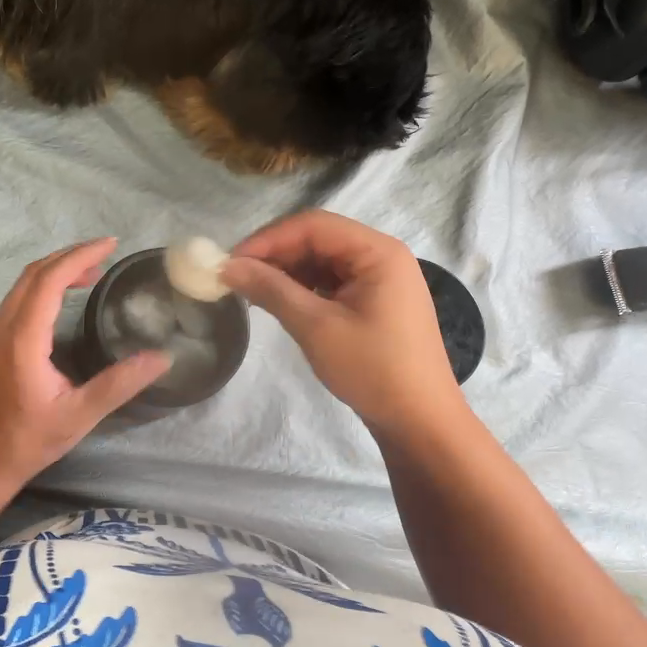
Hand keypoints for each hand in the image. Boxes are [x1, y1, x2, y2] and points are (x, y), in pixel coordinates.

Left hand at [0, 239, 171, 481]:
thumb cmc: (30, 440)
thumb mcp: (80, 415)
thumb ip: (119, 384)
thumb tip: (161, 358)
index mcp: (22, 339)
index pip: (49, 281)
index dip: (79, 256)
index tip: (110, 245)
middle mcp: (2, 329)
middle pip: (32, 275)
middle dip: (68, 256)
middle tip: (105, 253)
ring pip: (21, 286)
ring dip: (54, 271)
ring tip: (90, 271)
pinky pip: (17, 300)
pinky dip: (42, 287)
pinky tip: (64, 299)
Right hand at [220, 211, 462, 433]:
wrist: (419, 420)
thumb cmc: (372, 369)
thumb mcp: (316, 327)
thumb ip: (271, 290)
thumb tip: (226, 267)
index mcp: (378, 252)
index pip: (313, 226)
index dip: (268, 239)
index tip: (231, 263)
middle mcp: (382, 256)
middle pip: (317, 238)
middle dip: (274, 254)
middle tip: (236, 278)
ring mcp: (380, 279)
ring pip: (321, 259)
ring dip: (285, 271)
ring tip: (251, 291)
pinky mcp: (374, 300)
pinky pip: (330, 280)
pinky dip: (301, 286)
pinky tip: (278, 302)